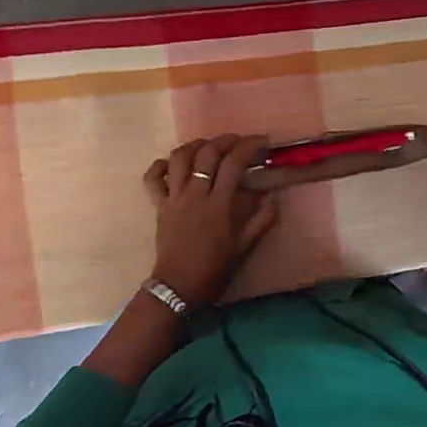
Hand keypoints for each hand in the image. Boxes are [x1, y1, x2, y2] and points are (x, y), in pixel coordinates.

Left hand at [142, 134, 278, 307]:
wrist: (178, 286)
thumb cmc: (213, 269)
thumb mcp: (243, 248)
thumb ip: (261, 221)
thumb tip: (273, 198)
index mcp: (218, 205)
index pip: (233, 164)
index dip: (248, 147)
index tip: (261, 141)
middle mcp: (195, 194)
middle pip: (207, 153)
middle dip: (225, 140)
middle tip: (238, 140)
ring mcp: (174, 198)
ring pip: (179, 158)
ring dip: (194, 145)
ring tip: (207, 145)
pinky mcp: (159, 205)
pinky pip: (153, 179)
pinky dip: (160, 166)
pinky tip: (171, 163)